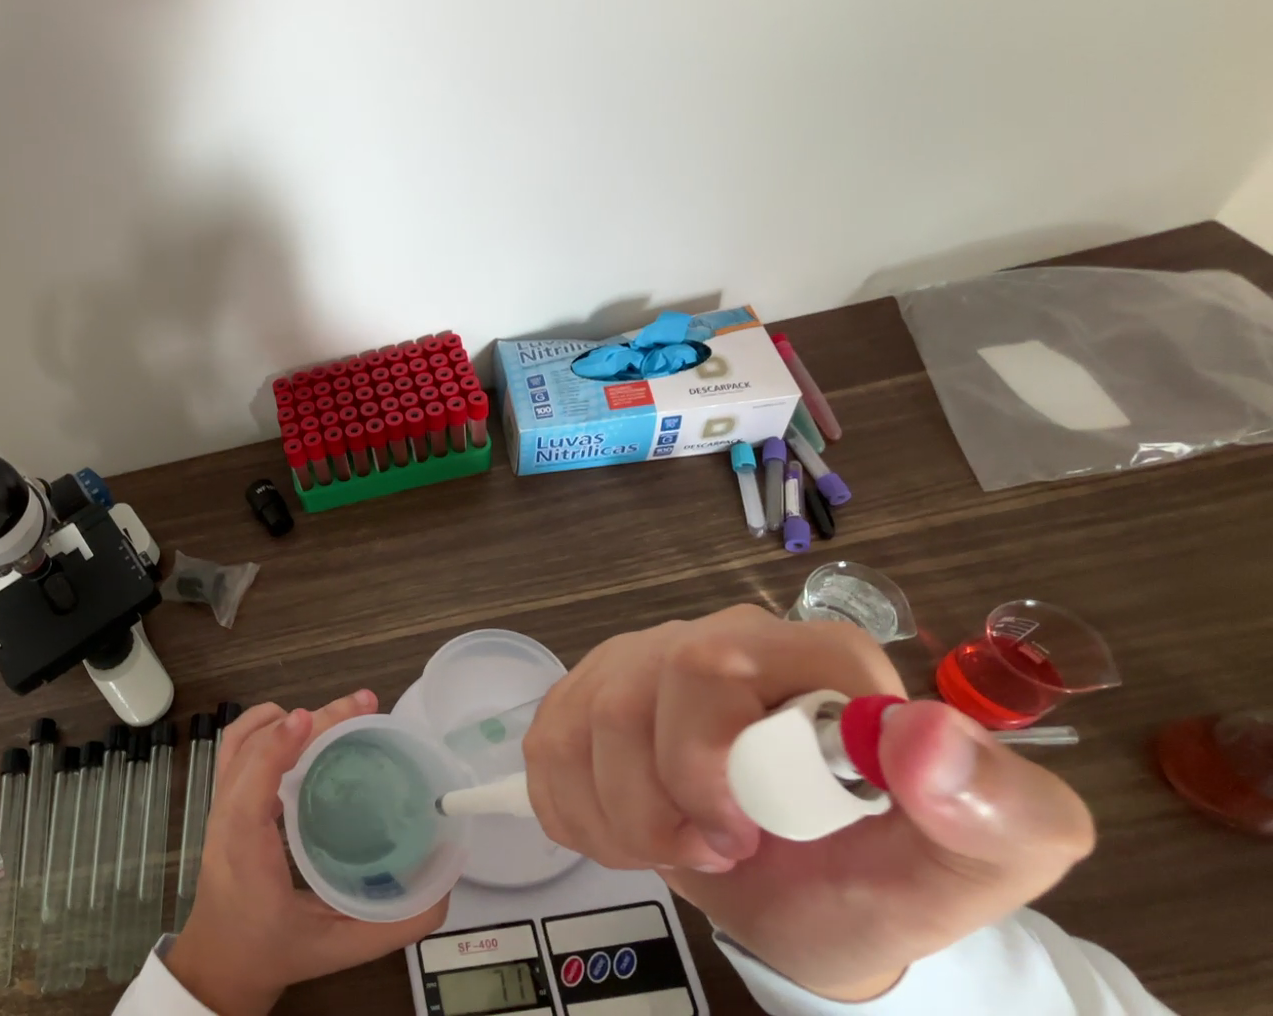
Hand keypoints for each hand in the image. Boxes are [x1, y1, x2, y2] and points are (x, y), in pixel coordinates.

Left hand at [165, 692, 448, 1014]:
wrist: (220, 963)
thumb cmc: (271, 952)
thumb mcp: (336, 948)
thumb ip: (391, 926)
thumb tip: (441, 891)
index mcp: (245, 851)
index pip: (250, 785)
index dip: (276, 747)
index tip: (309, 718)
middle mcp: (226, 818)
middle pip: (252, 749)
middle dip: (304, 720)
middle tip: (360, 705)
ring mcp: (220, 806)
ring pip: (238, 741)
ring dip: (280, 717)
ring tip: (330, 711)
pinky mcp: (225, 802)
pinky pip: (235, 750)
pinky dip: (264, 727)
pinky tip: (299, 728)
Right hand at [522, 604, 1095, 1000]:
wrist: (802, 904)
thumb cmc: (878, 880)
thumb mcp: (974, 871)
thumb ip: (997, 808)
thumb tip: (923, 734)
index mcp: (806, 656)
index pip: (717, 663)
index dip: (706, 757)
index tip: (741, 838)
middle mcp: (714, 639)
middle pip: (635, 696)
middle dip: (656, 801)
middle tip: (710, 857)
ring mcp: (637, 663)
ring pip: (583, 724)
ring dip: (618, 820)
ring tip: (675, 855)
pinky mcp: (584, 697)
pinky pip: (547, 748)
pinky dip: (578, 816)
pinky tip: (628, 837)